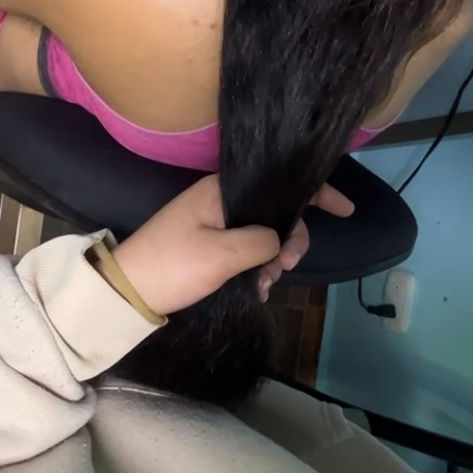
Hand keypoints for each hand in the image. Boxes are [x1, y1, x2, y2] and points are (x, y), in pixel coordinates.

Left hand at [112, 177, 354, 315]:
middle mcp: (221, 199)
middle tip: (283, 270)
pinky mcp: (209, 243)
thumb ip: (262, 241)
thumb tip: (280, 241)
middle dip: (291, 240)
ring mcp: (214, 221)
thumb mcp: (223, 254)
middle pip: (276, 211)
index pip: (279, 181)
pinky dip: (257, 267)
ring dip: (272, 260)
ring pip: (264, 234)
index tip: (345, 211)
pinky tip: (256, 289)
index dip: (317, 193)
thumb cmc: (173, 266)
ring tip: (264, 285)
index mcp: (222, 189)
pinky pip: (247, 249)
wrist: (127, 291)